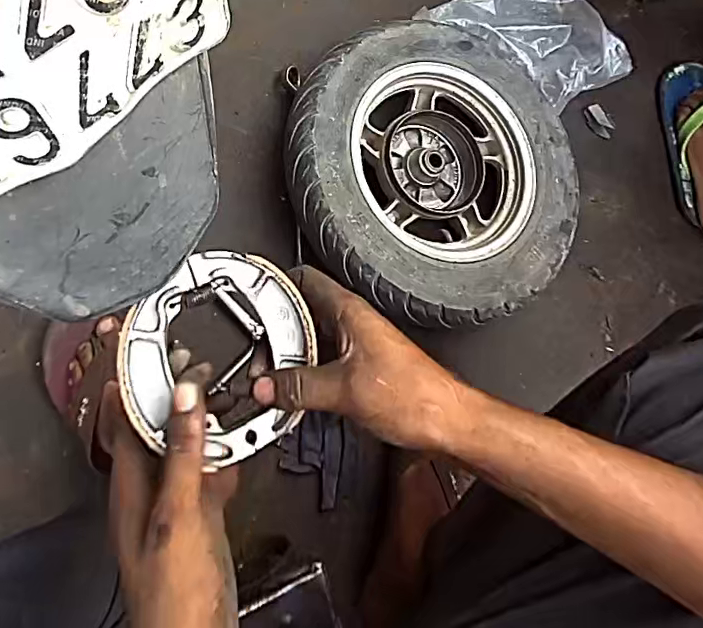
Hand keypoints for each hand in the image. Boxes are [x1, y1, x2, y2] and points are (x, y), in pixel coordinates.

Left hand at [102, 372, 239, 627]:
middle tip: (191, 364)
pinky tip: (237, 448)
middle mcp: (149, 489)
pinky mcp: (199, 521)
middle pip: (157, 429)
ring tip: (218, 395)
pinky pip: (207, 477)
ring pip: (184, 450)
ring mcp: (174, 506)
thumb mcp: (178, 513)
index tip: (148, 348)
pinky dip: (221, 459)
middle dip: (173, 396)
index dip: (134, 381)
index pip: (125, 417)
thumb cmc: (173, 594)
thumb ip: (181, 453)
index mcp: (130, 484)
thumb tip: (184, 396)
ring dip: (200, 424)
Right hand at [253, 267, 469, 451]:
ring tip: (273, 372)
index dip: (274, 283)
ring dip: (290, 352)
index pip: (302, 278)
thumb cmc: (416, 397)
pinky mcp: (361, 365)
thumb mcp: (343, 390)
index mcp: (349, 310)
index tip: (252, 295)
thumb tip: (265, 385)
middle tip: (259, 349)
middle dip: (276, 328)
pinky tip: (297, 389)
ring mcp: (357, 342)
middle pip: (301, 310)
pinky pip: (322, 358)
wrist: (450, 423)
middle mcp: (352, 320)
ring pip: (311, 336)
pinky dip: (305, 369)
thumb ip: (298, 387)